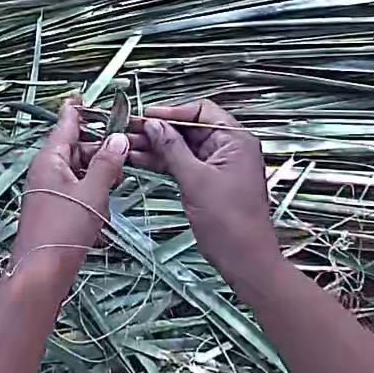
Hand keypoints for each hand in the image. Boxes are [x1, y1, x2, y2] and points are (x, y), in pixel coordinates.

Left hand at [12, 100, 127, 277]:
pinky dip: (92, 197)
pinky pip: (78, 193)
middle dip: (101, 152)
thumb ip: (108, 163)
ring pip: (80, 172)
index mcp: (50, 158)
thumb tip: (119, 138)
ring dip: (100, 178)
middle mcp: (47, 170)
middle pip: (78, 148)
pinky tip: (102, 215)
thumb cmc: (65, 228)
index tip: (90, 96)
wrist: (41, 273)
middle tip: (124, 157)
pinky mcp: (55, 210)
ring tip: (113, 190)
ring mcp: (50, 191)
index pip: (66, 123)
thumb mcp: (93, 192)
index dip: (81, 109)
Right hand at [128, 99, 276, 263]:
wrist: (245, 261)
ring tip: (128, 146)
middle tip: (130, 131)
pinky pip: (184, 164)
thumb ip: (172, 149)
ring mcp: (219, 165)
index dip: (172, 112)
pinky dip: (164, 162)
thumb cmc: (228, 221)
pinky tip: (140, 160)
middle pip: (190, 128)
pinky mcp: (209, 181)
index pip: (201, 111)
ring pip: (184, 147)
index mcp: (235, 140)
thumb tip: (153, 125)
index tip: (146, 117)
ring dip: (157, 146)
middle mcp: (230, 147)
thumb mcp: (195, 180)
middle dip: (159, 129)